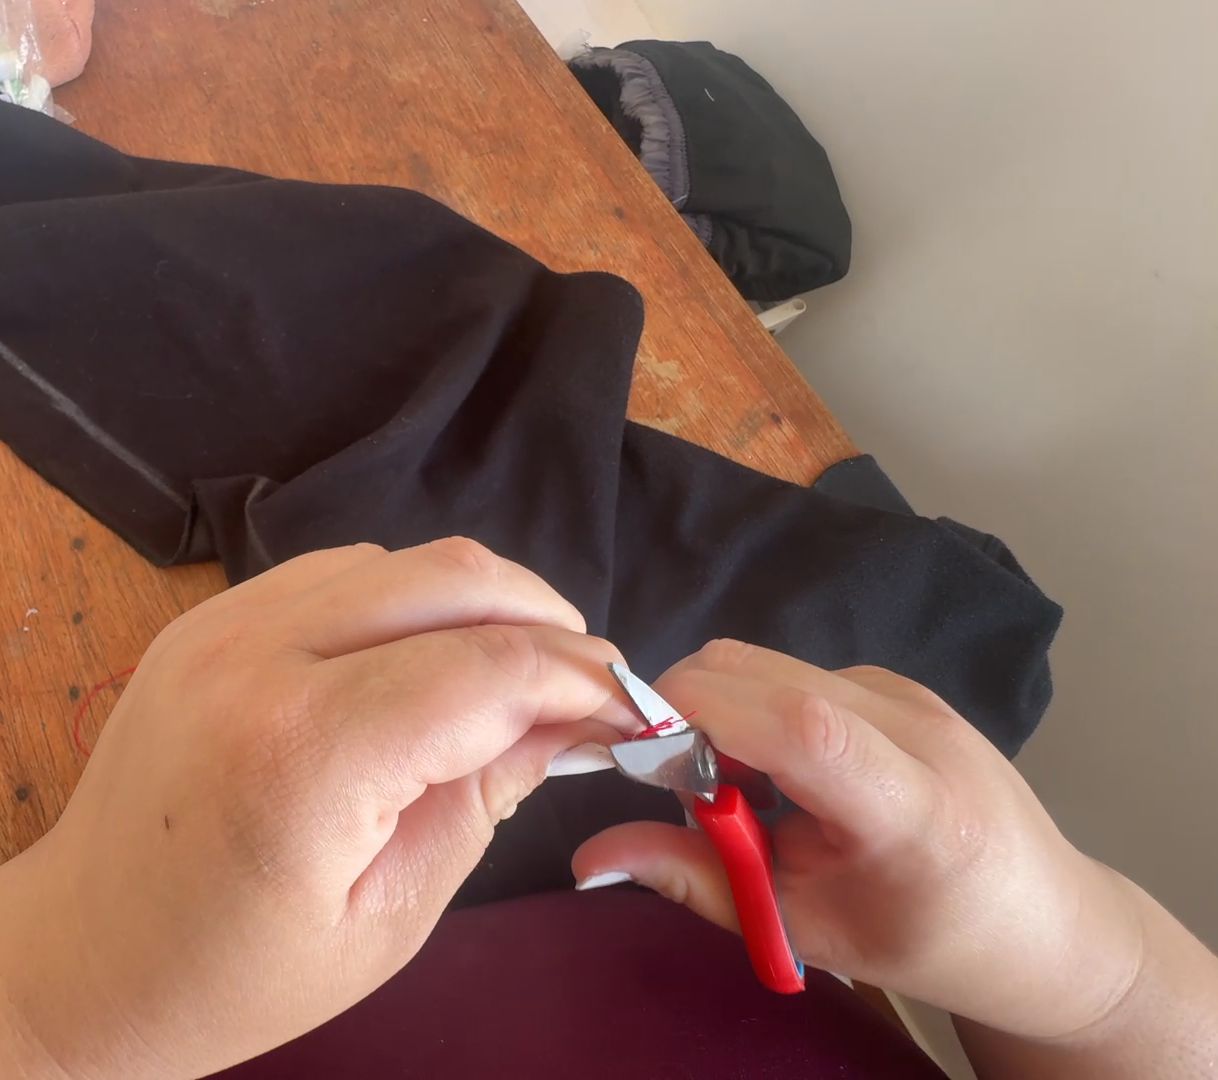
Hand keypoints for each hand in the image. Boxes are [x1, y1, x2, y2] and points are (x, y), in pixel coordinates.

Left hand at [8, 539, 642, 1077]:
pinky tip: (413, 651)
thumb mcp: (387, 913)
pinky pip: (329, 571)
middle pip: (443, 575)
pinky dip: (396, 596)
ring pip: (390, 558)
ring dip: (468, 597)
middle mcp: (255, 656)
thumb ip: (484, 793)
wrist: (82, 945)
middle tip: (581, 674)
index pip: (483, 667)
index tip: (623, 704)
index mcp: (303, 755)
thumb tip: (570, 715)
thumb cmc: (233, 969)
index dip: (576, 675)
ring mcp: (218, 622)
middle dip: (538, 612)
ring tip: (503, 662)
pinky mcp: (202, 617)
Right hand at [569, 641, 1144, 1040]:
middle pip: (752, 672)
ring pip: (753, 662)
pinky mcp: (891, 680)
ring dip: (711, 708)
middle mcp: (917, 730)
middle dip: (682, 712)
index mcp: (913, 811)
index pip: (798, 724)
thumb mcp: (801, 928)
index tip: (643, 754)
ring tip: (737, 779)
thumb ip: (690, 879)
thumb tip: (585, 858)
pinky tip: (775, 764)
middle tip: (688, 782)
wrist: (1050, 925)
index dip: (699, 715)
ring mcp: (907, 694)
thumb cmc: (924, 942)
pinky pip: (778, 670)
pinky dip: (744, 706)